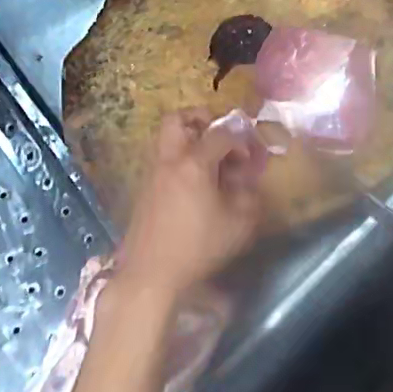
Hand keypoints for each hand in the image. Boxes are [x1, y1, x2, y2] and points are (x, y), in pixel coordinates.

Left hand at [114, 110, 261, 303]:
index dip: (240, 139)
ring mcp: (152, 174)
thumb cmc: (198, 247)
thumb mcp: (238, 223)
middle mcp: (169, 160)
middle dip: (200, 118)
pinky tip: (193, 185)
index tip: (249, 157)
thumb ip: (248, 194)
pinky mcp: (143, 190)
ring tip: (208, 162)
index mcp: (194, 163)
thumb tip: (246, 178)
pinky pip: (161, 159)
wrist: (151, 273)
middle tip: (218, 134)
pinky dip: (178, 159)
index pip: (220, 133)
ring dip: (187, 139)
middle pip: (177, 119)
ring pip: (165, 138)